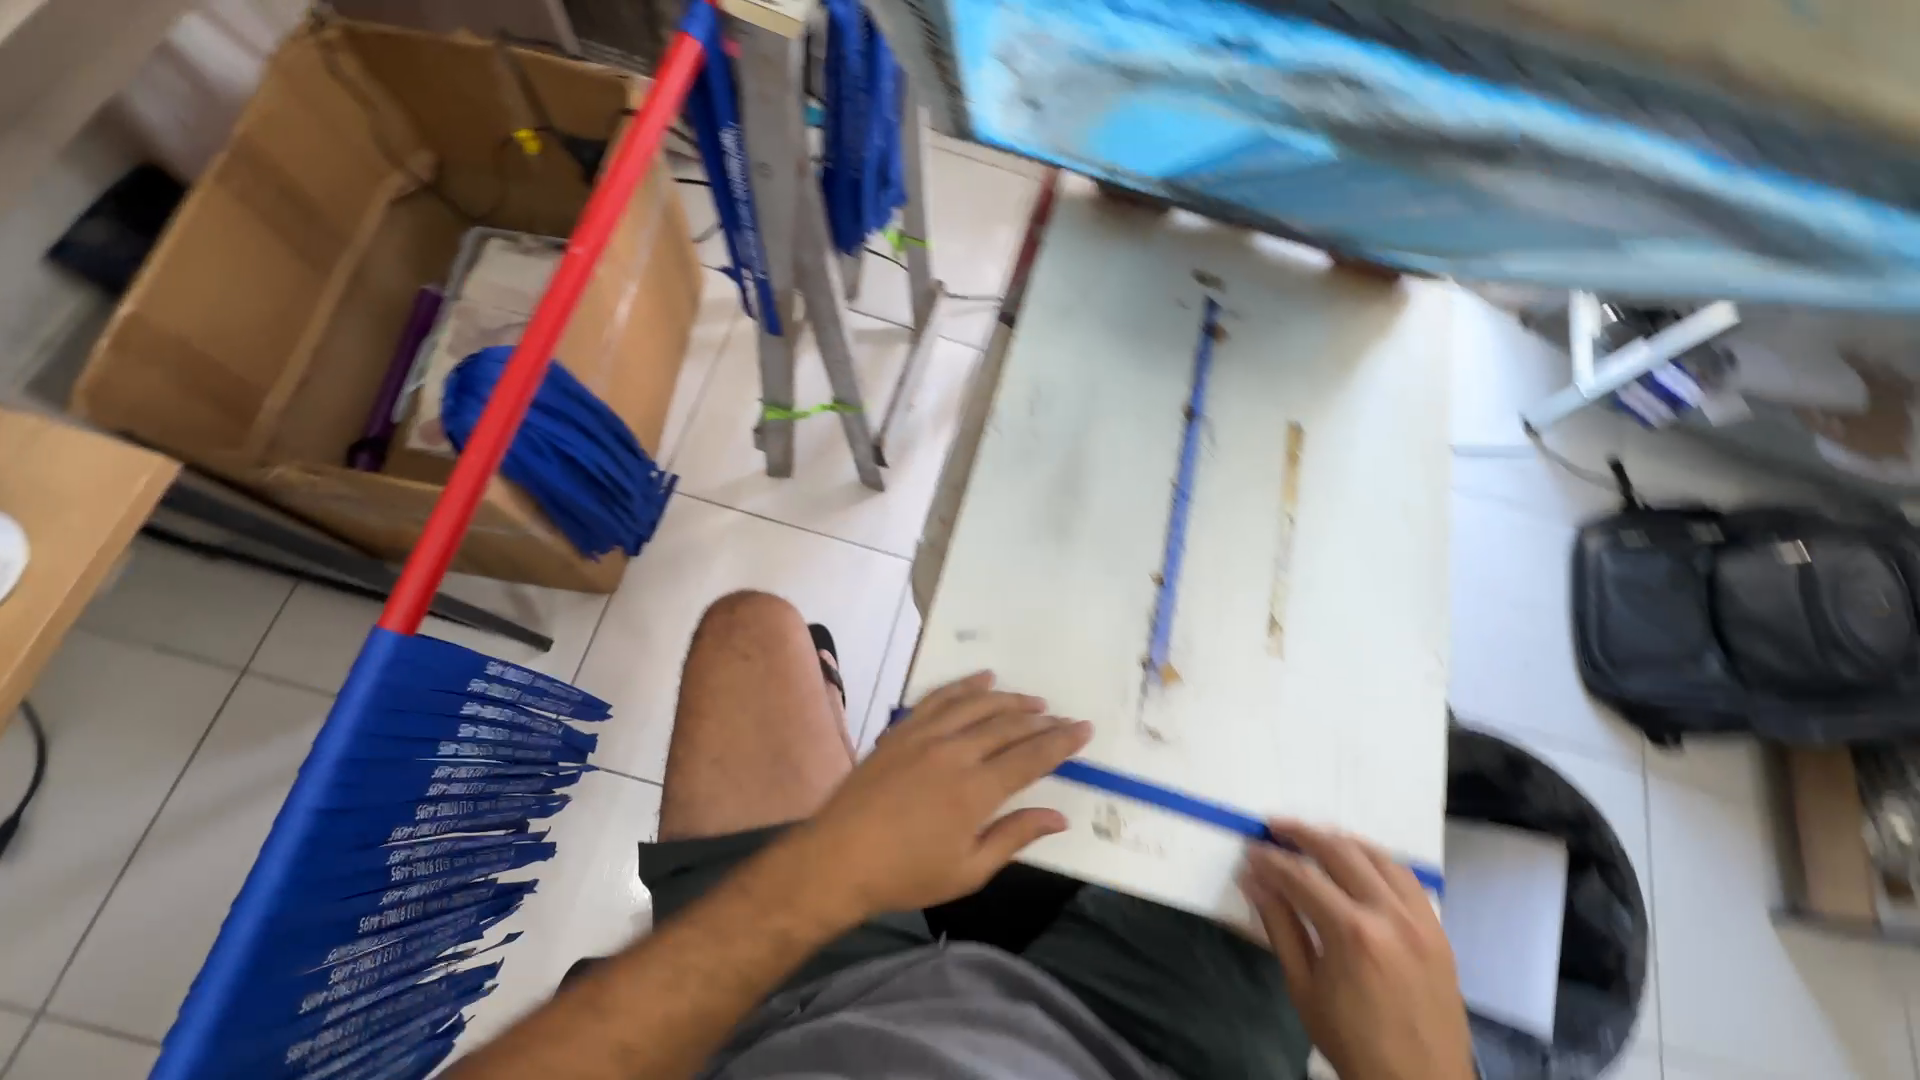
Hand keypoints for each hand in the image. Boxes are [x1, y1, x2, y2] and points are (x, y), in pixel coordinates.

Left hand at [784, 672, 1091, 921]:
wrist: (837, 859)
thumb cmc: (905, 874)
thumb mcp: (968, 870)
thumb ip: (1014, 837)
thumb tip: (1059, 817)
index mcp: (975, 791)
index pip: (1031, 757)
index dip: (1061, 742)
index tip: (1083, 729)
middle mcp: (954, 753)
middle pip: (1008, 726)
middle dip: (1041, 720)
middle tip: (1063, 717)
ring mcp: (924, 737)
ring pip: (977, 705)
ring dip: (1009, 699)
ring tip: (1032, 700)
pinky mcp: (901, 730)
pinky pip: (939, 698)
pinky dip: (965, 686)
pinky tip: (983, 680)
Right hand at [1240, 820, 1474, 1079]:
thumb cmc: (1352, 1041)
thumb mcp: (1303, 987)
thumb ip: (1279, 926)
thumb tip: (1253, 881)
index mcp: (1352, 933)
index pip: (1301, 877)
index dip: (1271, 861)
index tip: (1250, 851)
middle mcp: (1390, 915)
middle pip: (1340, 852)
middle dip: (1302, 834)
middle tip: (1274, 826)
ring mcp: (1421, 920)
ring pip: (1378, 856)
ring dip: (1342, 840)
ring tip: (1313, 836)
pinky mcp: (1438, 930)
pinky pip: (1407, 879)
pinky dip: (1378, 860)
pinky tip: (1359, 862)